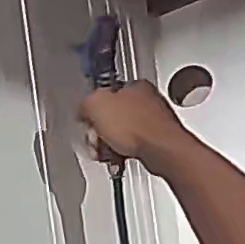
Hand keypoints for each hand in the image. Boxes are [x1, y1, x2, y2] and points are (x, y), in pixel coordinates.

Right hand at [79, 81, 194, 172]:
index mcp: (134, 85)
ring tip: (108, 150)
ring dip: (110, 144)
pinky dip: (123, 154)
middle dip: (100, 131)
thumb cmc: (138, 127)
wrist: (161, 151)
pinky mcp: (156, 142)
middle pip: (112, 116)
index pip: (105, 93)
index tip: (89, 120)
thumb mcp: (96, 105)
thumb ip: (86, 103)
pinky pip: (132, 147)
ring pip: (121, 133)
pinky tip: (119, 158)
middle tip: (98, 138)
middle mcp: (147, 100)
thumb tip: (84, 110)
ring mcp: (153, 122)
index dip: (93, 110)